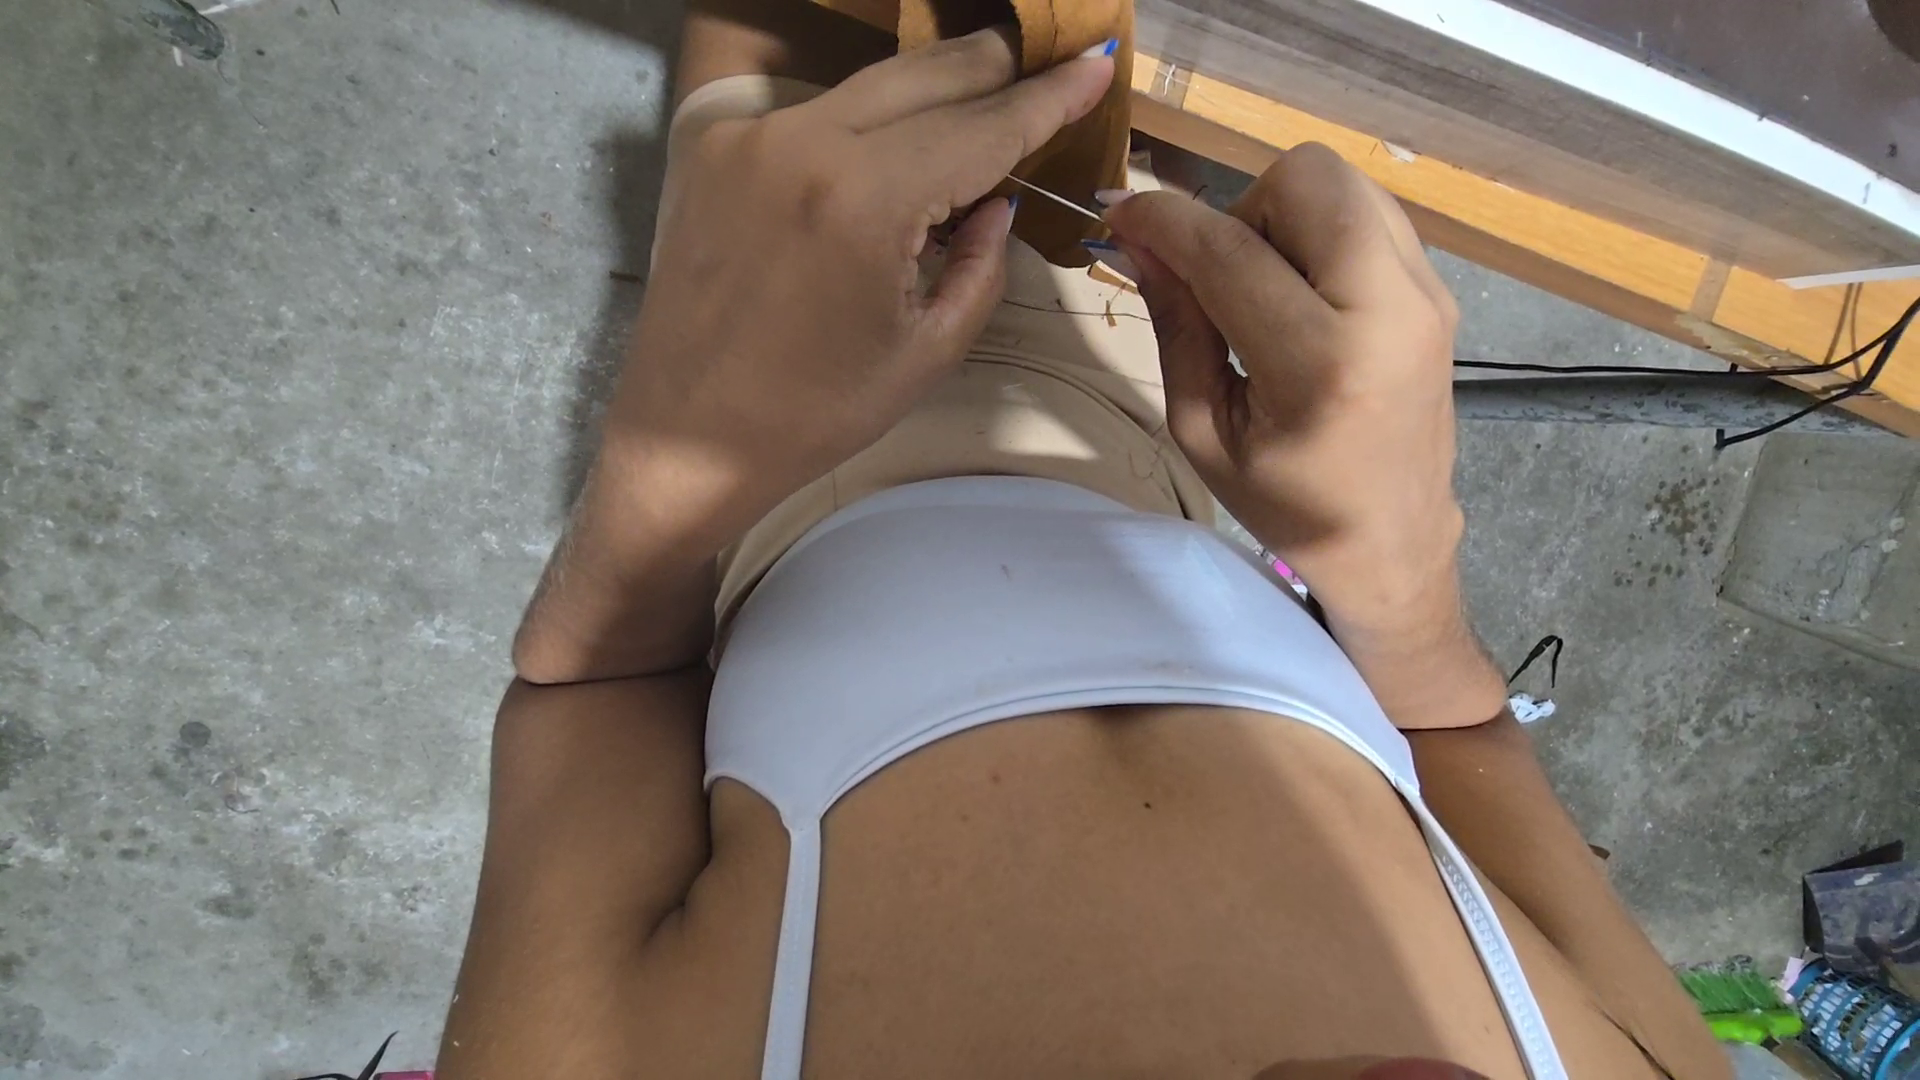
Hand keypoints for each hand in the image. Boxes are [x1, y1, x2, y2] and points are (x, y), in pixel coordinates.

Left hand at [604, 28, 1115, 517]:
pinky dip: (868, 123)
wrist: (692, 437)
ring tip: (980, 95)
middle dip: (991, 68)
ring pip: (865, 89)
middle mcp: (802, 140)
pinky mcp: (714, 153)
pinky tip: (894, 148)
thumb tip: (996, 202)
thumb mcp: (926, 352)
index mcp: (863, 197)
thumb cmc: (817, 414)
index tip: (1096, 63)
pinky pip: (815, 117)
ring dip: (931, 90)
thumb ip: (980, 267)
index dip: (1046, 100)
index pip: (978, 128)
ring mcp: (748, 138)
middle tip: (1045, 61)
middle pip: (922, 77)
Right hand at [1103, 145, 1503, 728]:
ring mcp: (1427, 292)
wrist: (1389, 538)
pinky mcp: (1440, 289)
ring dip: (1281, 216)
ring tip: (1262, 289)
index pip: (1230, 253)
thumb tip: (1143, 246)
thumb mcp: (1202, 432)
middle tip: (1220, 277)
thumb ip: (1177, 329)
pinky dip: (1318, 232)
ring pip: (1343, 182)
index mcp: (1317, 365)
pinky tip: (1301, 295)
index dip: (1165, 221)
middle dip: (1240, 209)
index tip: (1122, 215)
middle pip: (1306, 177)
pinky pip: (1368, 213)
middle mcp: (1388, 309)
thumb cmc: (1283, 504)